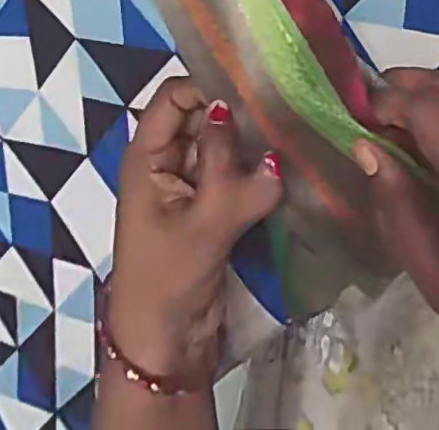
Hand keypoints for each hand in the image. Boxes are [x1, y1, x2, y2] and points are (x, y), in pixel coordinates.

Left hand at [106, 78, 282, 385]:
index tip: (250, 86)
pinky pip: (234, 171)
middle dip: (236, 111)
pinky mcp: (213, 205)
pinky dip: (254, 166)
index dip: (206, 86)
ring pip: (222, 143)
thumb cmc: (166, 282)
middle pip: (202, 116)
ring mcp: (192, 182)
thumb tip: (271, 145)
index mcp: (148, 156)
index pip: (174, 97)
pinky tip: (286, 160)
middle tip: (281, 105)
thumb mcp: (201, 228)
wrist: (164, 351)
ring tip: (290, 127)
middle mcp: (168, 160)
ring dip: (249, 140)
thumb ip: (235, 182)